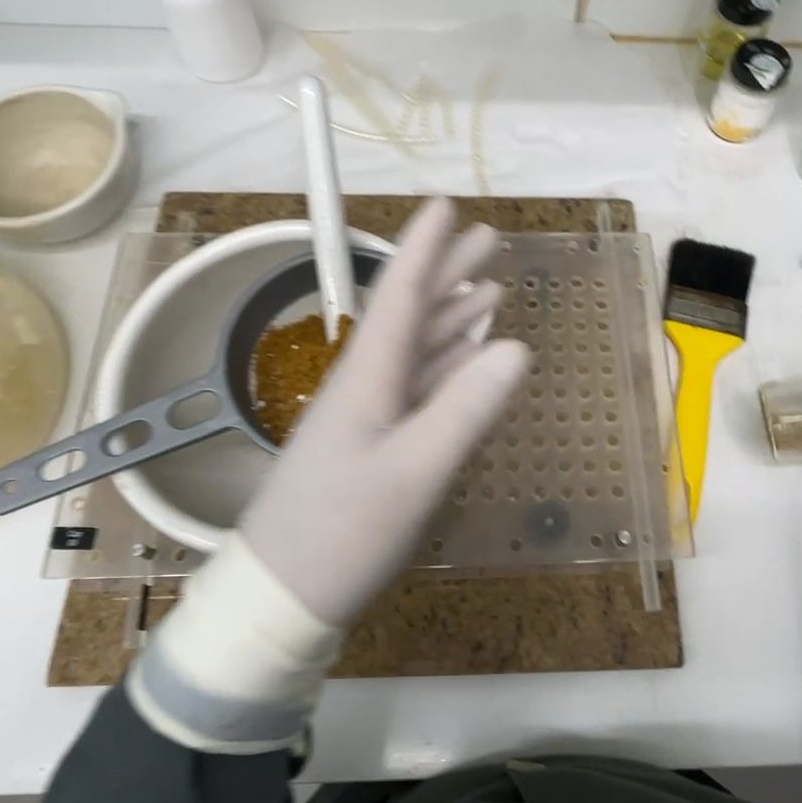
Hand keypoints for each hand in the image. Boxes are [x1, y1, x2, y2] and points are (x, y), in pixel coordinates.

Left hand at [238, 197, 530, 626]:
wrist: (283, 595)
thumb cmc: (343, 531)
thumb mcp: (413, 472)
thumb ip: (464, 409)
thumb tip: (518, 348)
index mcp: (367, 377)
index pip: (400, 296)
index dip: (422, 248)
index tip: (445, 206)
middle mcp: (365, 384)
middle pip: (410, 314)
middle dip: (447, 273)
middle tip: (488, 238)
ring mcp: (367, 416)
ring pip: (416, 349)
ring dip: (451, 316)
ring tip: (490, 289)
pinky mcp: (372, 445)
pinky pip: (415, 387)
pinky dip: (445, 365)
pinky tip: (468, 359)